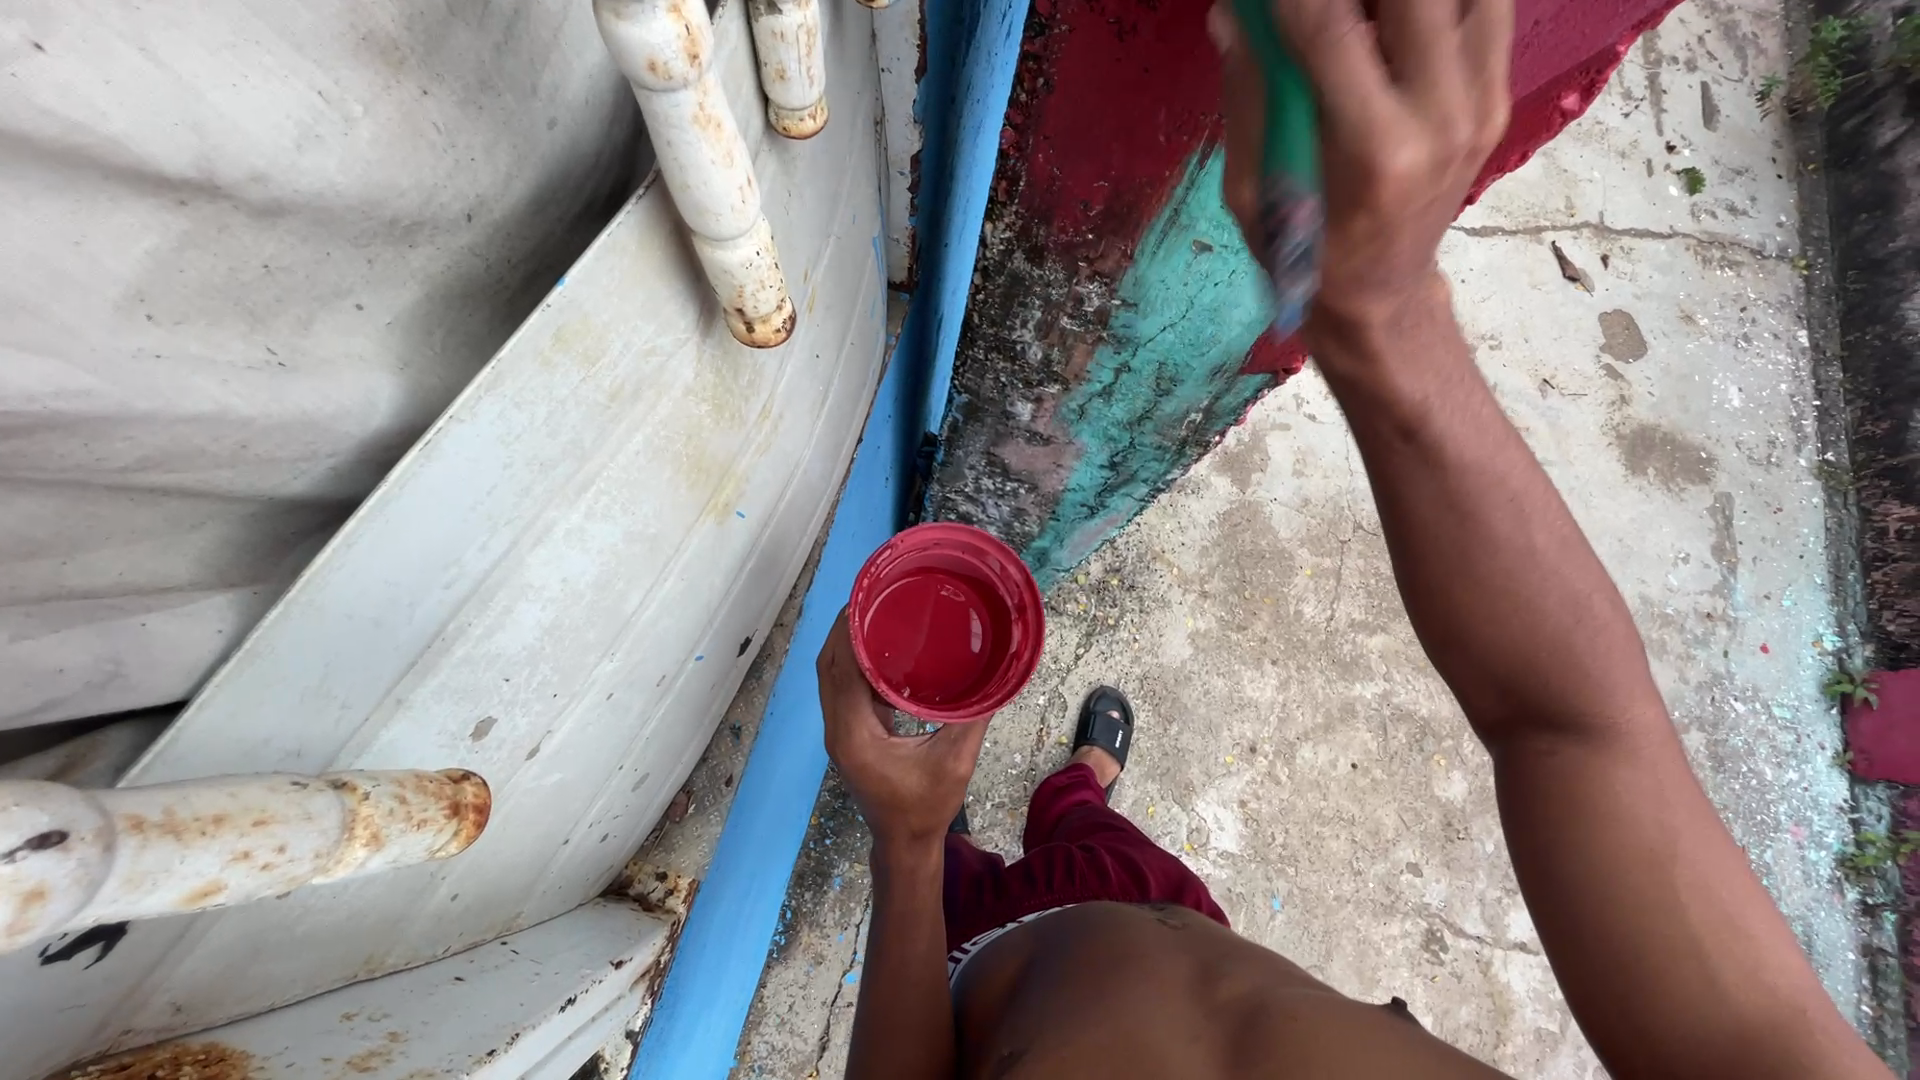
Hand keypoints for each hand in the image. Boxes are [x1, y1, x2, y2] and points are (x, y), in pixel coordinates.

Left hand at [817, 610, 989, 849]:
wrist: (905, 844)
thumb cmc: (926, 807)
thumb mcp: (955, 762)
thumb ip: (973, 717)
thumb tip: (998, 675)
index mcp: (854, 733)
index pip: (840, 670)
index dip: (848, 632)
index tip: (866, 599)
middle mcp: (838, 728)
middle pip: (828, 666)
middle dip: (844, 629)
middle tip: (872, 596)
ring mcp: (840, 731)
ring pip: (832, 676)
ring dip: (846, 644)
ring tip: (874, 613)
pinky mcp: (850, 733)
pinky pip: (844, 688)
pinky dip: (854, 663)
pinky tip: (880, 649)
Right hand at [1217, 0, 1512, 332]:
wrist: (1379, 294)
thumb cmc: (1303, 257)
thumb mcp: (1254, 197)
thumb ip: (1248, 103)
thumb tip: (1232, 16)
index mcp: (1373, 151)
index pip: (1332, 30)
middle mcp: (1443, 114)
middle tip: (1309, 4)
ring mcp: (1483, 100)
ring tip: (1352, 16)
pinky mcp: (1500, 93)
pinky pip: (1483, 3)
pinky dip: (1432, 3)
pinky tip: (1391, 20)